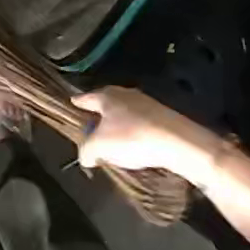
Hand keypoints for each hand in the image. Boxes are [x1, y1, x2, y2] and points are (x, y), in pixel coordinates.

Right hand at [72, 88, 225, 183]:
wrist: (178, 141)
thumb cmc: (132, 138)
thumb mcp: (100, 147)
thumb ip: (86, 150)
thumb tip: (85, 156)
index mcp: (106, 95)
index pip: (84, 98)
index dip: (76, 104)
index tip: (71, 106)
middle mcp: (124, 93)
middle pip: (104, 105)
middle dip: (97, 118)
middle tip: (90, 133)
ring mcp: (144, 102)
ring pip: (123, 114)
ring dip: (116, 127)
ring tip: (113, 145)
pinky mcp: (160, 115)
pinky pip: (139, 123)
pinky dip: (133, 133)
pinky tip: (134, 147)